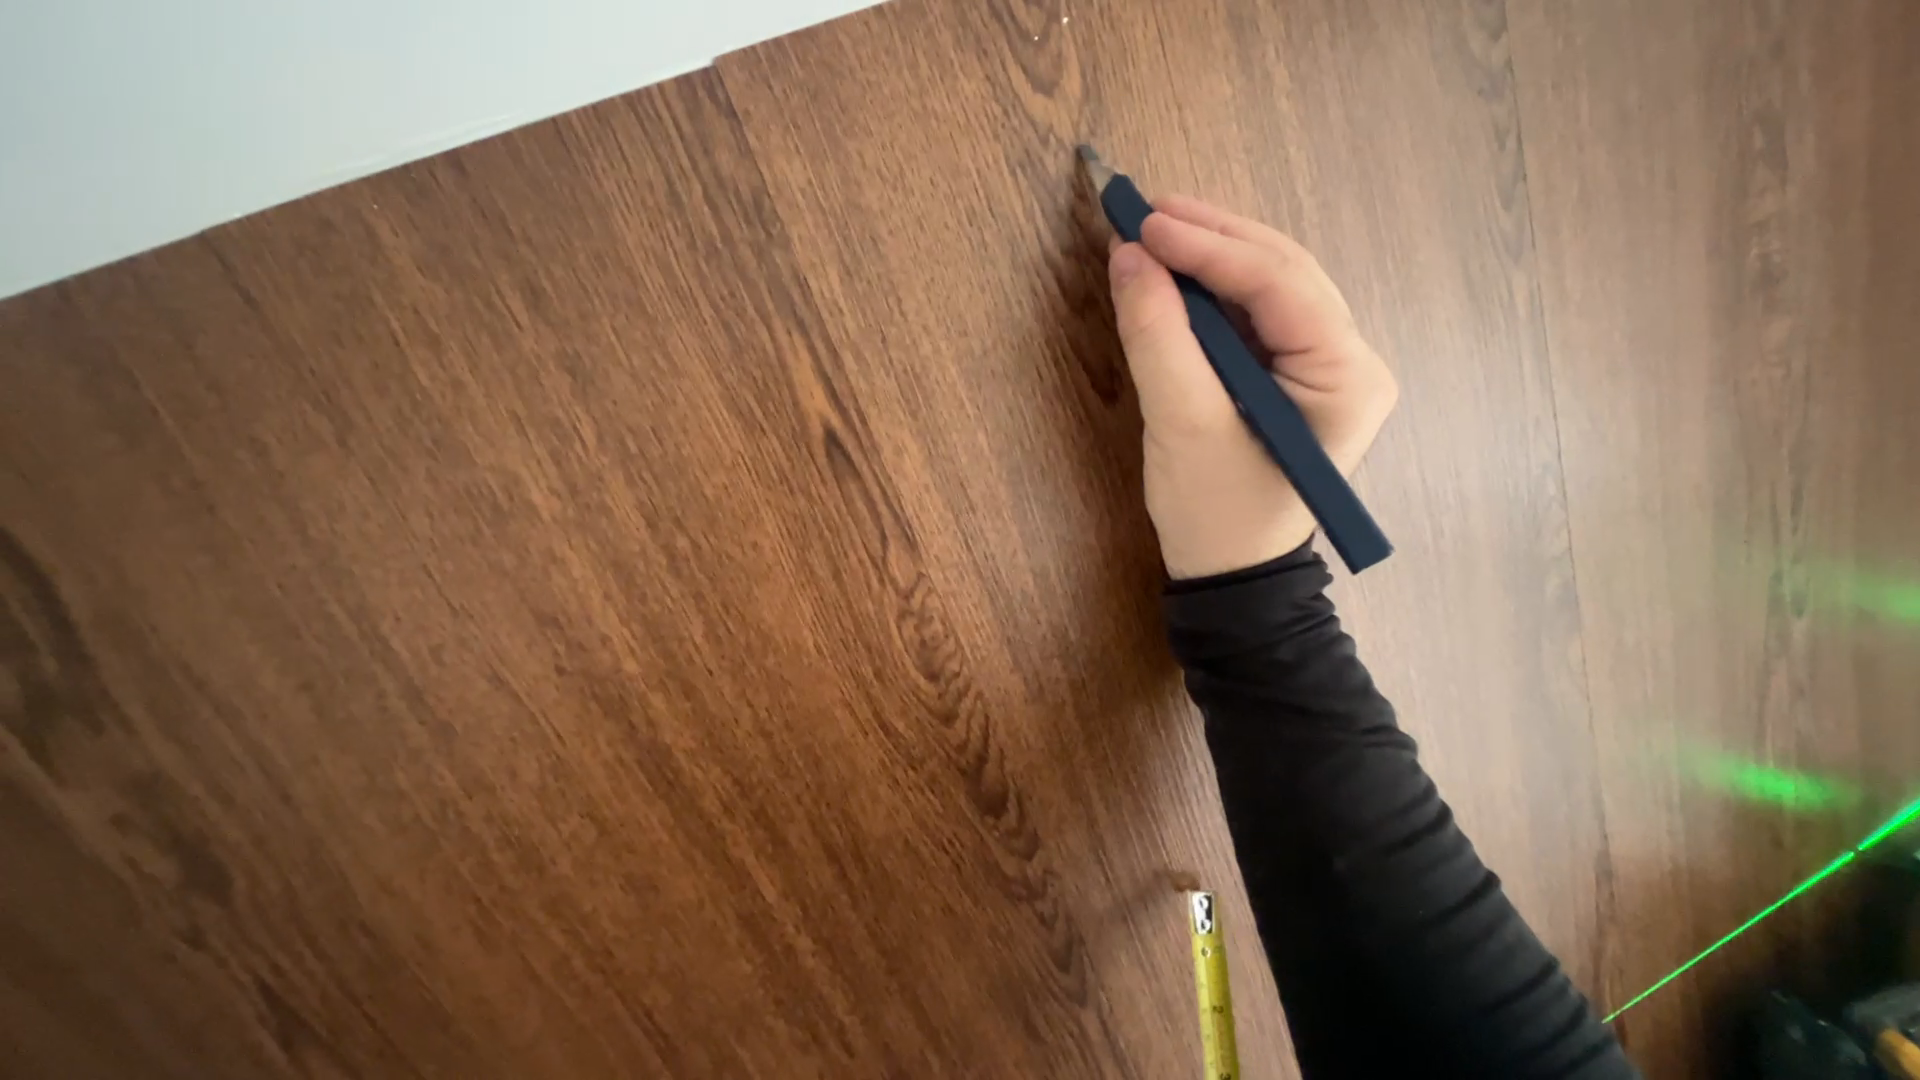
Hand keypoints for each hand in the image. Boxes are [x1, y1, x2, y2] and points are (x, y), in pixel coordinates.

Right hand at [1106, 195, 1397, 579]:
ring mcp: (1323, 366)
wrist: (1230, 577)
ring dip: (1211, 255)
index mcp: (1346, 375)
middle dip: (1212, 237)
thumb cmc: (1216, 513)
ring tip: (1153, 229)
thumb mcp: (1183, 425)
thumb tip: (1128, 256)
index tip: (1144, 223)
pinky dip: (1210, 290)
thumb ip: (1158, 338)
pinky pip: (1253, 315)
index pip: (1280, 284)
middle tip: (1145, 210)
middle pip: (1282, 272)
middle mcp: (1348, 360)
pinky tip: (1174, 272)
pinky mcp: (1291, 376)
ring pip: (1268, 286)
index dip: (1210, 247)